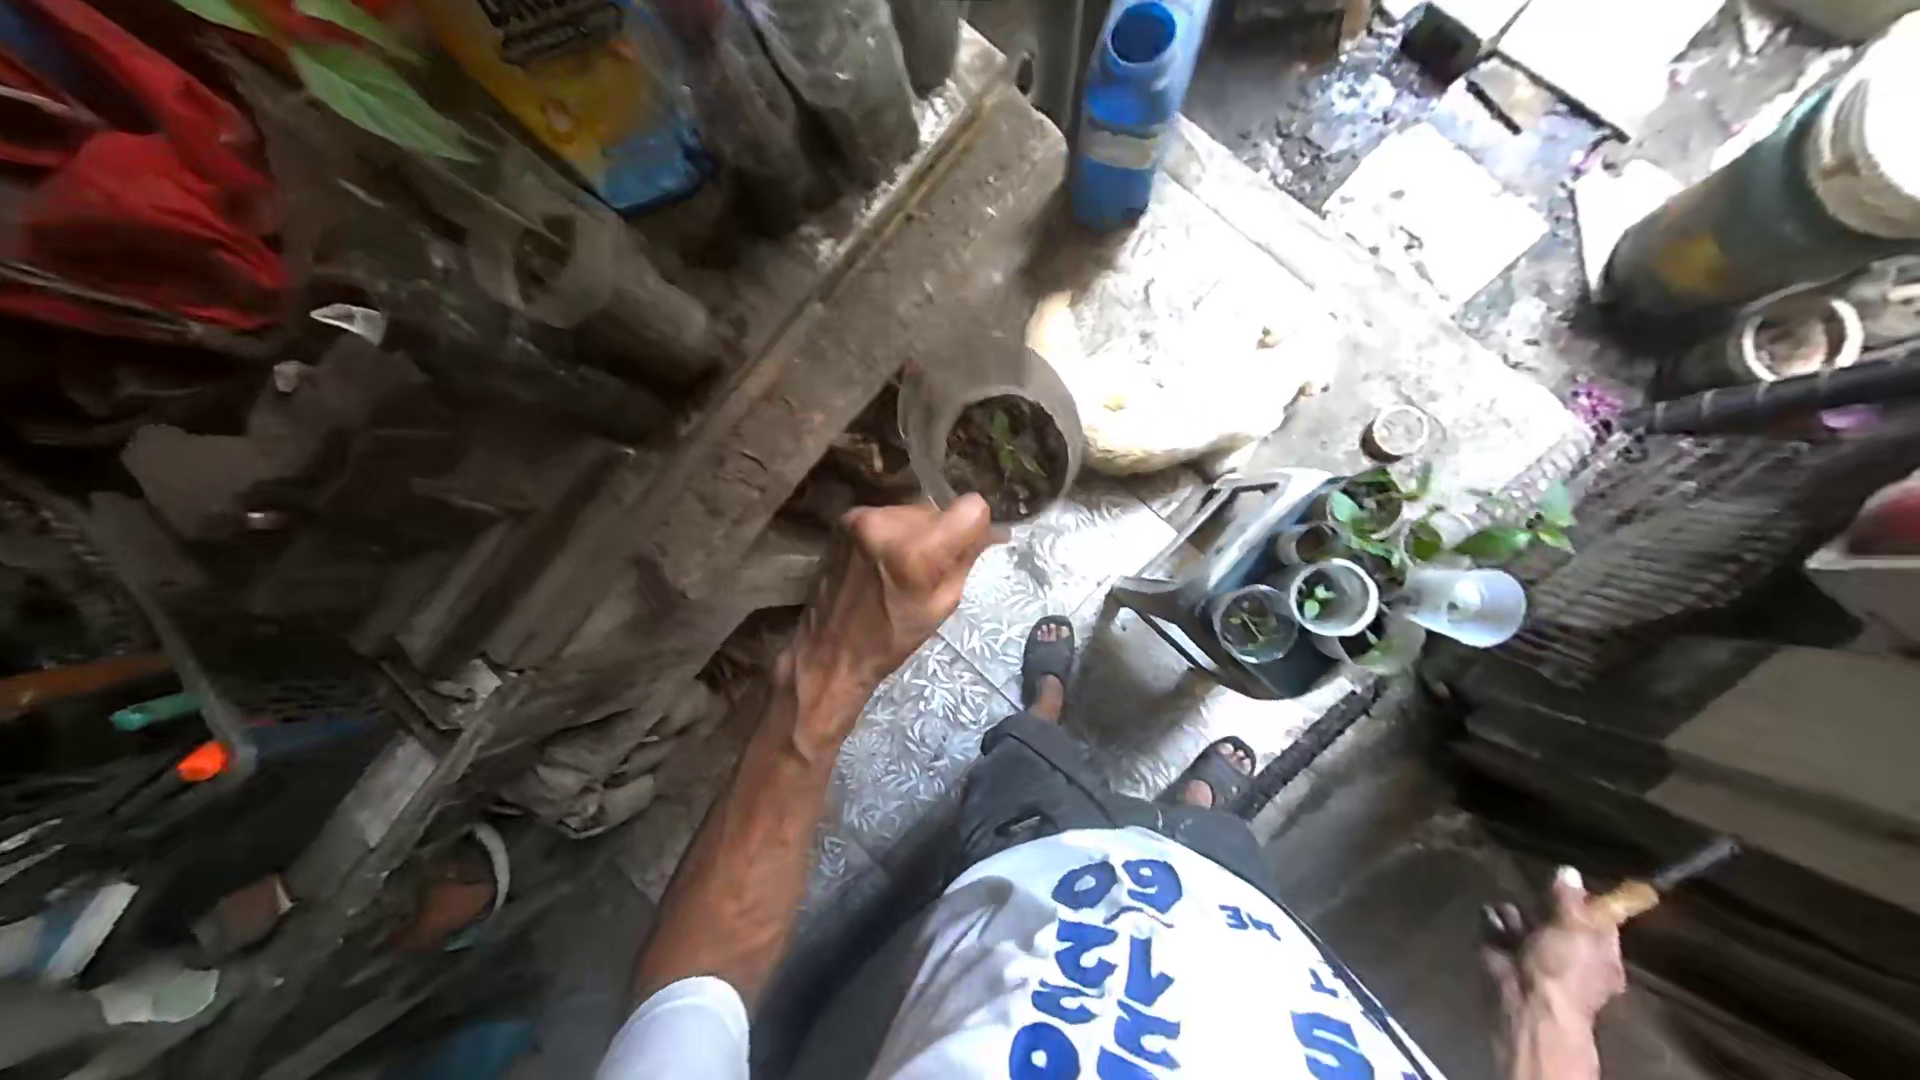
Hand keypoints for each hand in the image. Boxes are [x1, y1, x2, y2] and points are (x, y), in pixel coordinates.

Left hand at [780, 495, 998, 734]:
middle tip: (931, 567)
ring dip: (917, 532)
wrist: (831, 649)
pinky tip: (882, 560)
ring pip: (913, 511)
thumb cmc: (892, 637)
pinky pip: (889, 515)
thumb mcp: (944, 604)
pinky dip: (894, 533)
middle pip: (939, 509)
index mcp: (916, 551)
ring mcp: (862, 517)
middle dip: (943, 532)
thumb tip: (992, 530)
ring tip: (902, 567)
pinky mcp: (846, 518)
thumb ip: (967, 559)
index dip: (976, 526)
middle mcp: (887, 523)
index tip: (968, 546)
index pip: (971, 506)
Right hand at [1487, 867, 1627, 1025]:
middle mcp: (1568, 950)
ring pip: (1520, 915)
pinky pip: (1496, 923)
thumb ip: (1570, 900)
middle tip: (1535, 907)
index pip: (1596, 918)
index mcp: (1598, 952)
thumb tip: (1569, 869)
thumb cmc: (1563, 969)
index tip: (1567, 885)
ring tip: (1511, 923)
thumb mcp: (1573, 930)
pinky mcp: (1504, 948)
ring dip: (1512, 914)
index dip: (1584, 901)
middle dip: (1538, 906)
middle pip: (1552, 913)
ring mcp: (1534, 950)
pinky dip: (1494, 923)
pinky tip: (1496, 928)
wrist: (1528, 1000)